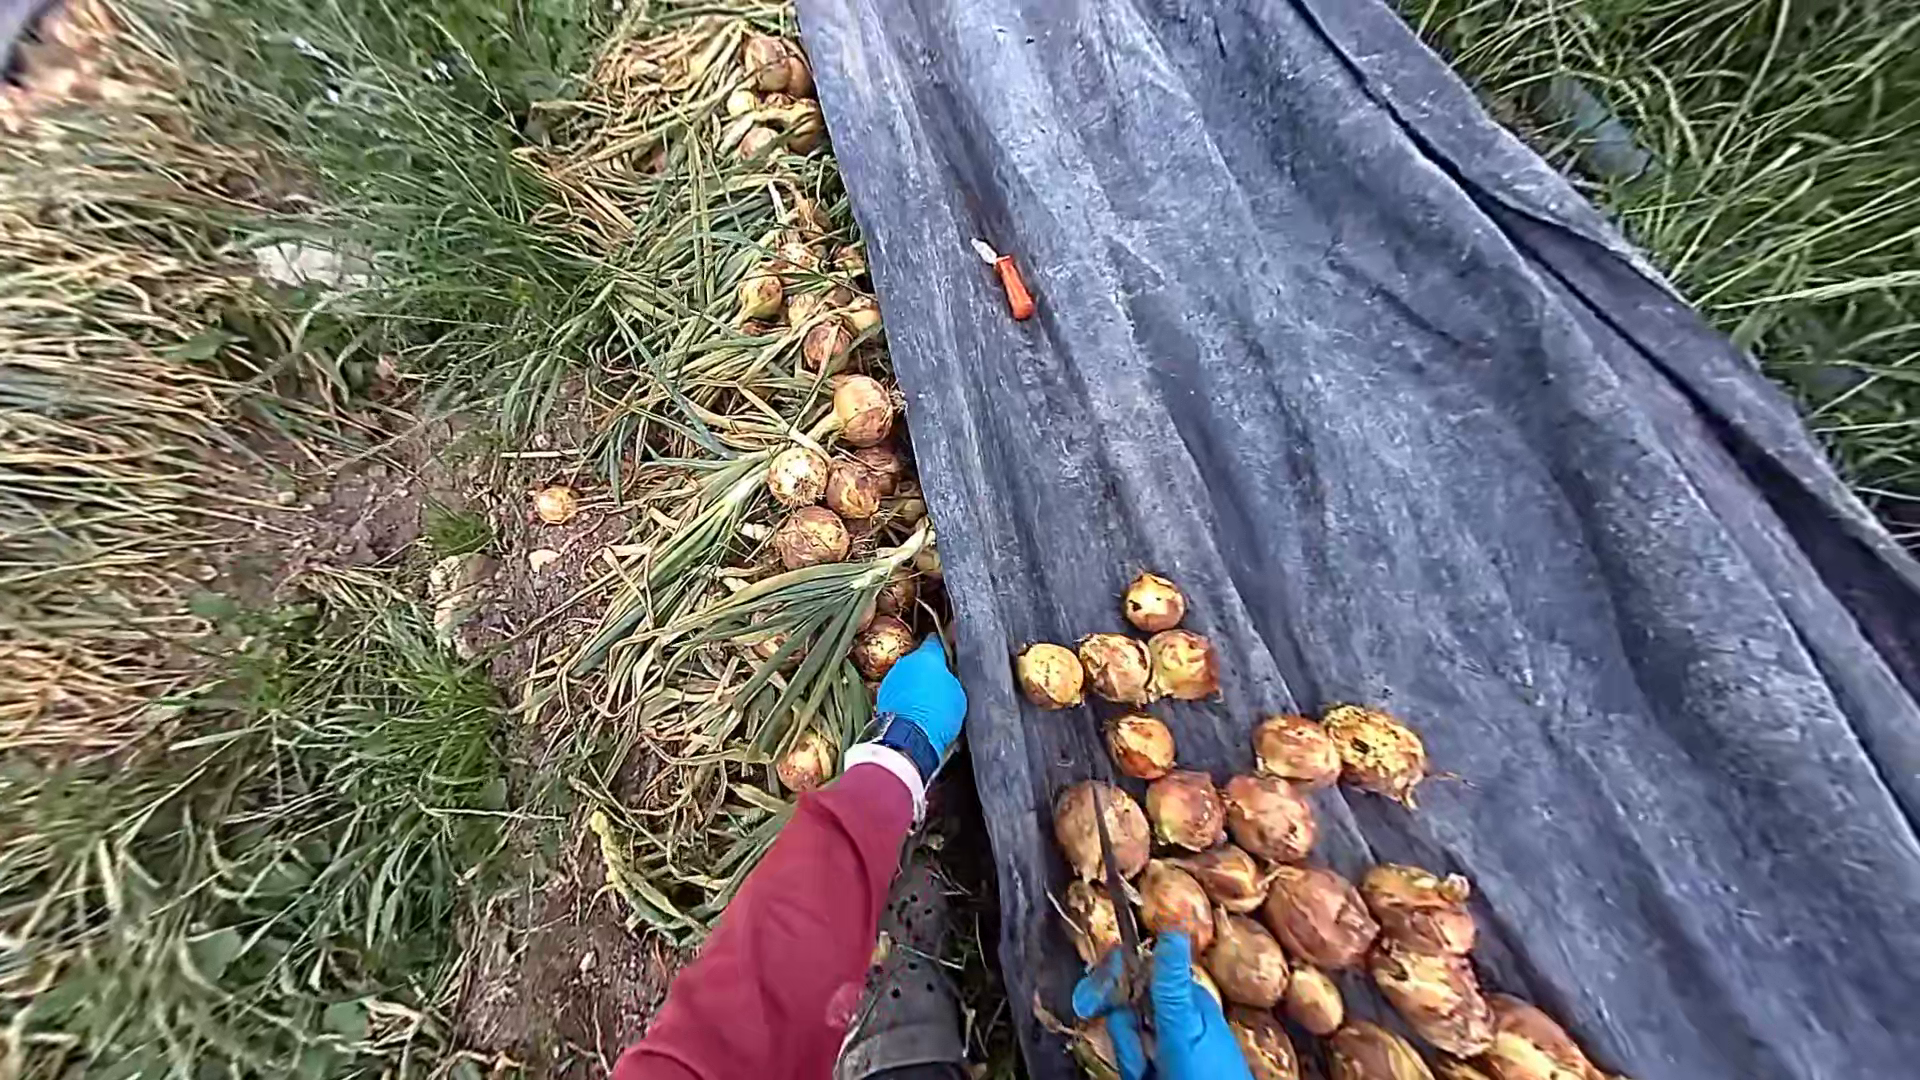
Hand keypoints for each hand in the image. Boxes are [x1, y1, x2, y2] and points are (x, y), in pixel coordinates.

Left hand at [874, 636, 966, 757]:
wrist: (908, 739)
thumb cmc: (936, 714)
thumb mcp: (959, 693)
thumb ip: (952, 678)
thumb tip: (949, 676)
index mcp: (926, 656)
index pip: (936, 641)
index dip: (944, 645)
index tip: (949, 651)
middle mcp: (905, 662)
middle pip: (920, 660)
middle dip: (930, 669)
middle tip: (943, 684)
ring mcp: (891, 679)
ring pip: (907, 676)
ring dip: (916, 684)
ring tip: (930, 703)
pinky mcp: (882, 697)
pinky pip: (898, 692)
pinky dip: (905, 698)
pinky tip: (916, 712)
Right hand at [1071, 934, 1251, 1079]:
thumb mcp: (1184, 1028)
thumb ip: (1170, 981)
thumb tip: (1172, 926)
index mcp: (1185, 996)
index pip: (1135, 967)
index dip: (1109, 979)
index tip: (1088, 1001)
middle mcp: (1174, 1015)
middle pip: (1126, 1002)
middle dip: (1123, 1032)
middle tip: (1141, 1063)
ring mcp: (1167, 1044)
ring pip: (1126, 1034)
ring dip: (1130, 1057)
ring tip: (1150, 1076)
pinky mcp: (1160, 1068)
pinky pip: (1132, 1058)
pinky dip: (1134, 1071)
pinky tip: (1147, 1079)